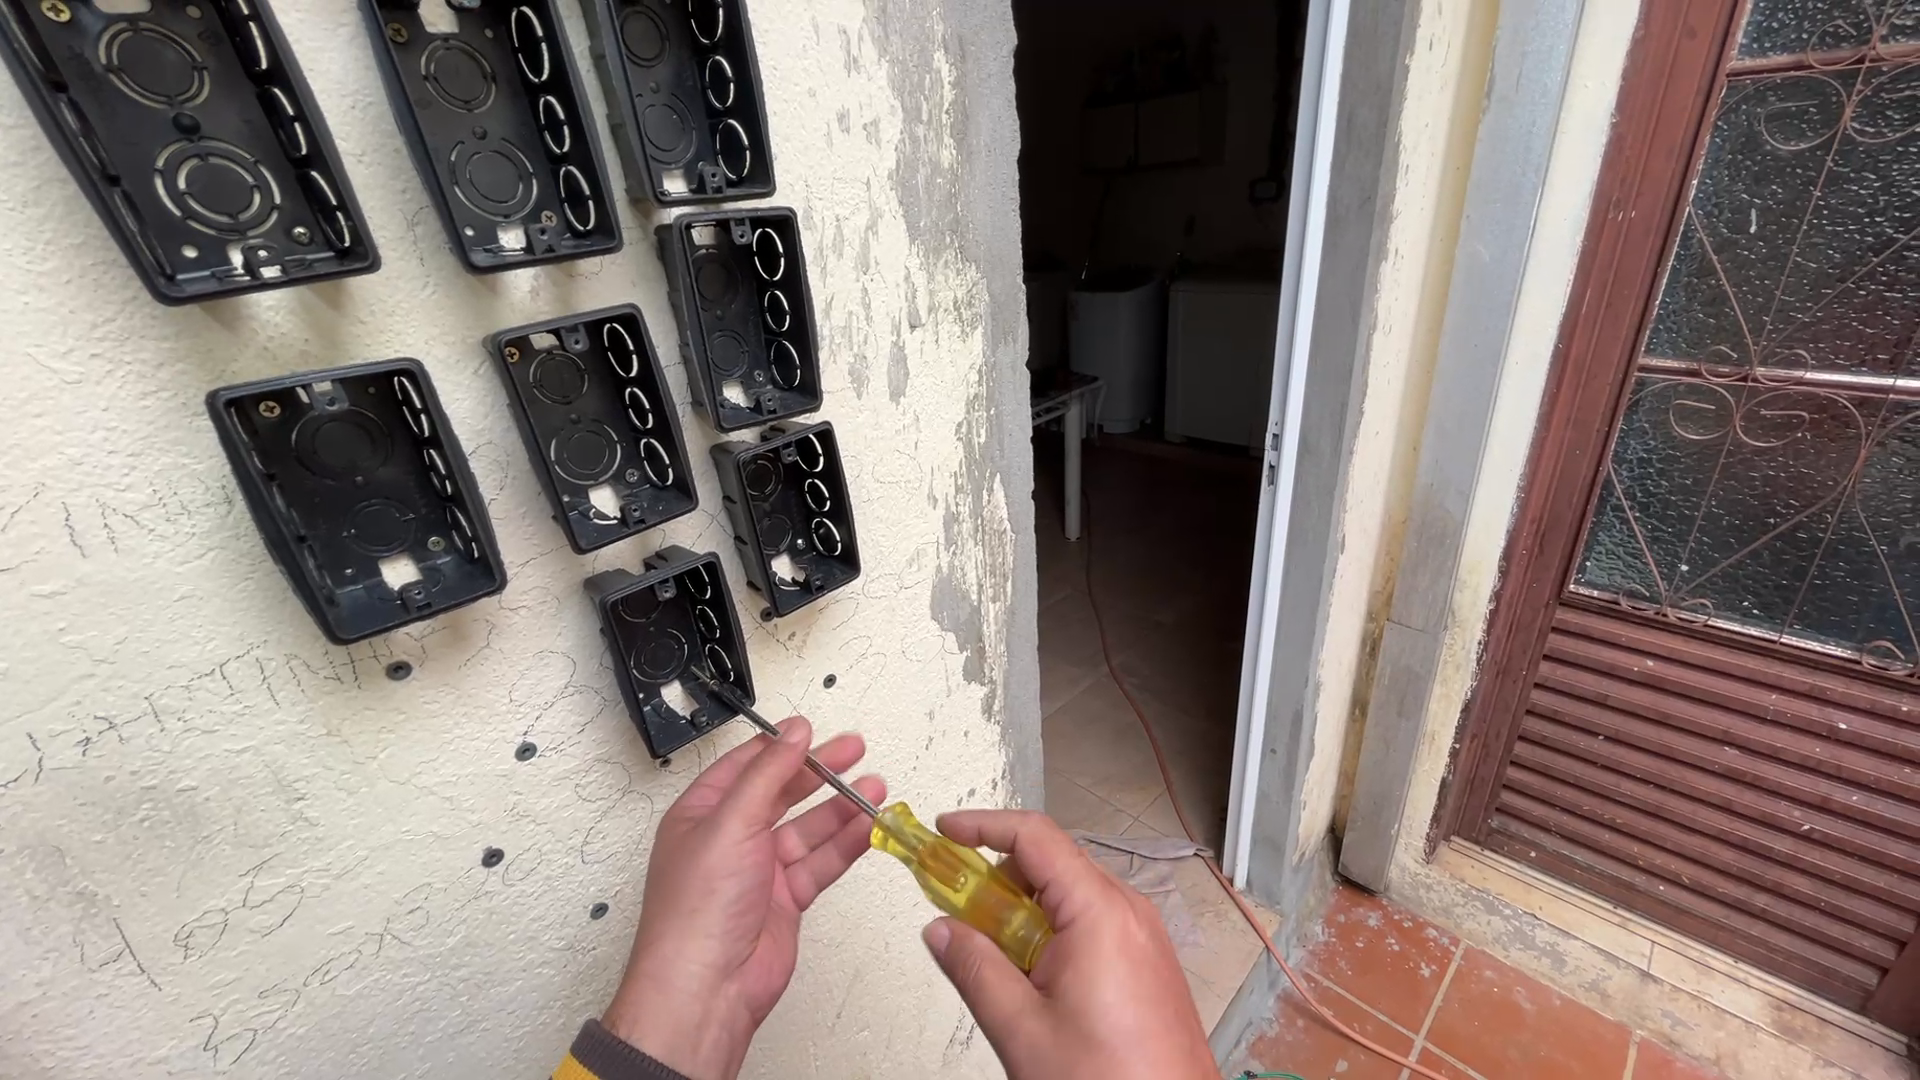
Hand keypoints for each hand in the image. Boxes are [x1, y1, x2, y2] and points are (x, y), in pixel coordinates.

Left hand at [602, 716, 885, 1079]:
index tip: (812, 730)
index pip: (746, 766)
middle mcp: (731, 838)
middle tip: (854, 750)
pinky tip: (868, 827)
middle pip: (782, 792)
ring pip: (809, 827)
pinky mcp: (786, 898)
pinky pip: (821, 861)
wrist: (706, 992)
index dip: (780, 746)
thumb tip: (793, 731)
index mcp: (704, 813)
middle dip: (820, 771)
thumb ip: (768, 773)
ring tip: (874, 787)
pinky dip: (846, 844)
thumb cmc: (695, 913)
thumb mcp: (731, 823)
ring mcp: (760, 869)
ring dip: (842, 807)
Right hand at [920, 809, 1213, 1079]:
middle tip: (957, 906)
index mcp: (1099, 912)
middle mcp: (1127, 909)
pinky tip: (1032, 972)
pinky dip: (1051, 927)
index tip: (946, 831)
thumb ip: (976, 970)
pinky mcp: (1146, 955)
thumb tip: (941, 930)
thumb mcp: (1024, 1031)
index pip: (1033, 835)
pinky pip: (1090, 917)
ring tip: (994, 953)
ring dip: (1022, 906)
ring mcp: (1141, 931)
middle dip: (997, 876)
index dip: (983, 824)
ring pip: (1067, 890)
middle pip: (1049, 861)